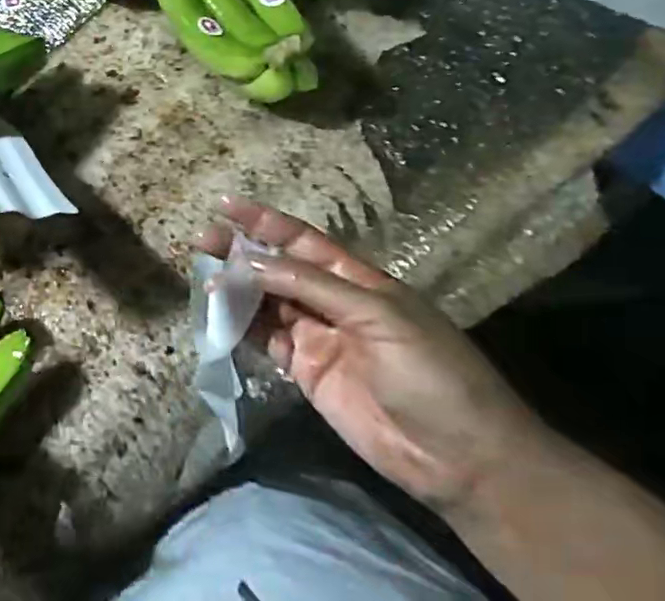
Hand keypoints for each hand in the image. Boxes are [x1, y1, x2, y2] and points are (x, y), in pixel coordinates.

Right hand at [201, 196, 551, 511]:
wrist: (463, 461)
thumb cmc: (434, 376)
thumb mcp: (379, 318)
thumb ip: (310, 286)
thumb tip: (246, 262)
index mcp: (358, 281)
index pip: (302, 240)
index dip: (263, 221)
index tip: (223, 204)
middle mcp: (331, 302)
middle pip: (275, 267)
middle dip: (237, 251)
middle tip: (201, 240)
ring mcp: (315, 336)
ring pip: (262, 301)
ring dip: (232, 288)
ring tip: (203, 278)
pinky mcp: (302, 368)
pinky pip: (261, 338)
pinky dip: (236, 325)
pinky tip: (216, 316)